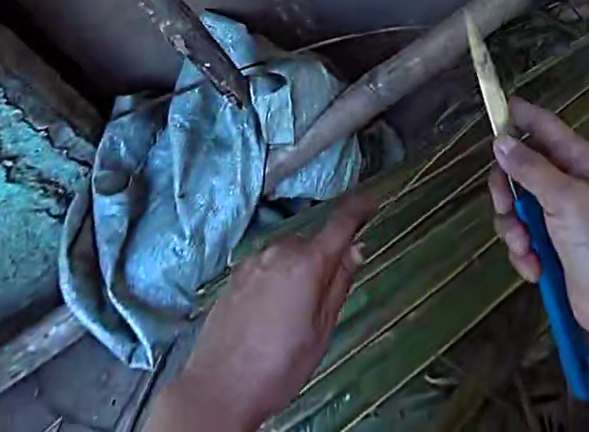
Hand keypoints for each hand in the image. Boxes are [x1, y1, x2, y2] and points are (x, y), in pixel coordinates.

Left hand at [149, 192, 374, 431]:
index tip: (371, 200)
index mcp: (308, 262)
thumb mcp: (321, 331)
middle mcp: (281, 250)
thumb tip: (357, 248)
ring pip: (288, 255)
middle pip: (312, 244)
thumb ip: (340, 283)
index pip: (341, 223)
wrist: (217, 389)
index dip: (359, 209)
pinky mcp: (236, 274)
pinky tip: (268, 313)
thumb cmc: (279, 366)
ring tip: (291, 314)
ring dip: (297, 270)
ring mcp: (255, 260)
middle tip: (321, 300)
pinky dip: (276, 278)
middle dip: (322, 260)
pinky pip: (267, 266)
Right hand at [487, 99, 588, 347]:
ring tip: (524, 247)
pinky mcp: (553, 246)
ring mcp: (560, 215)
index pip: (543, 126)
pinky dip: (523, 252)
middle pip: (521, 167)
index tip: (493, 111)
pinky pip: (523, 236)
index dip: (519, 116)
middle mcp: (569, 182)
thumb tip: (500, 141)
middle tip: (505, 206)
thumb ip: (530, 168)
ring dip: (513, 227)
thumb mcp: (566, 199)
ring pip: (517, 206)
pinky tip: (534, 267)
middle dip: (507, 189)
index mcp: (579, 160)